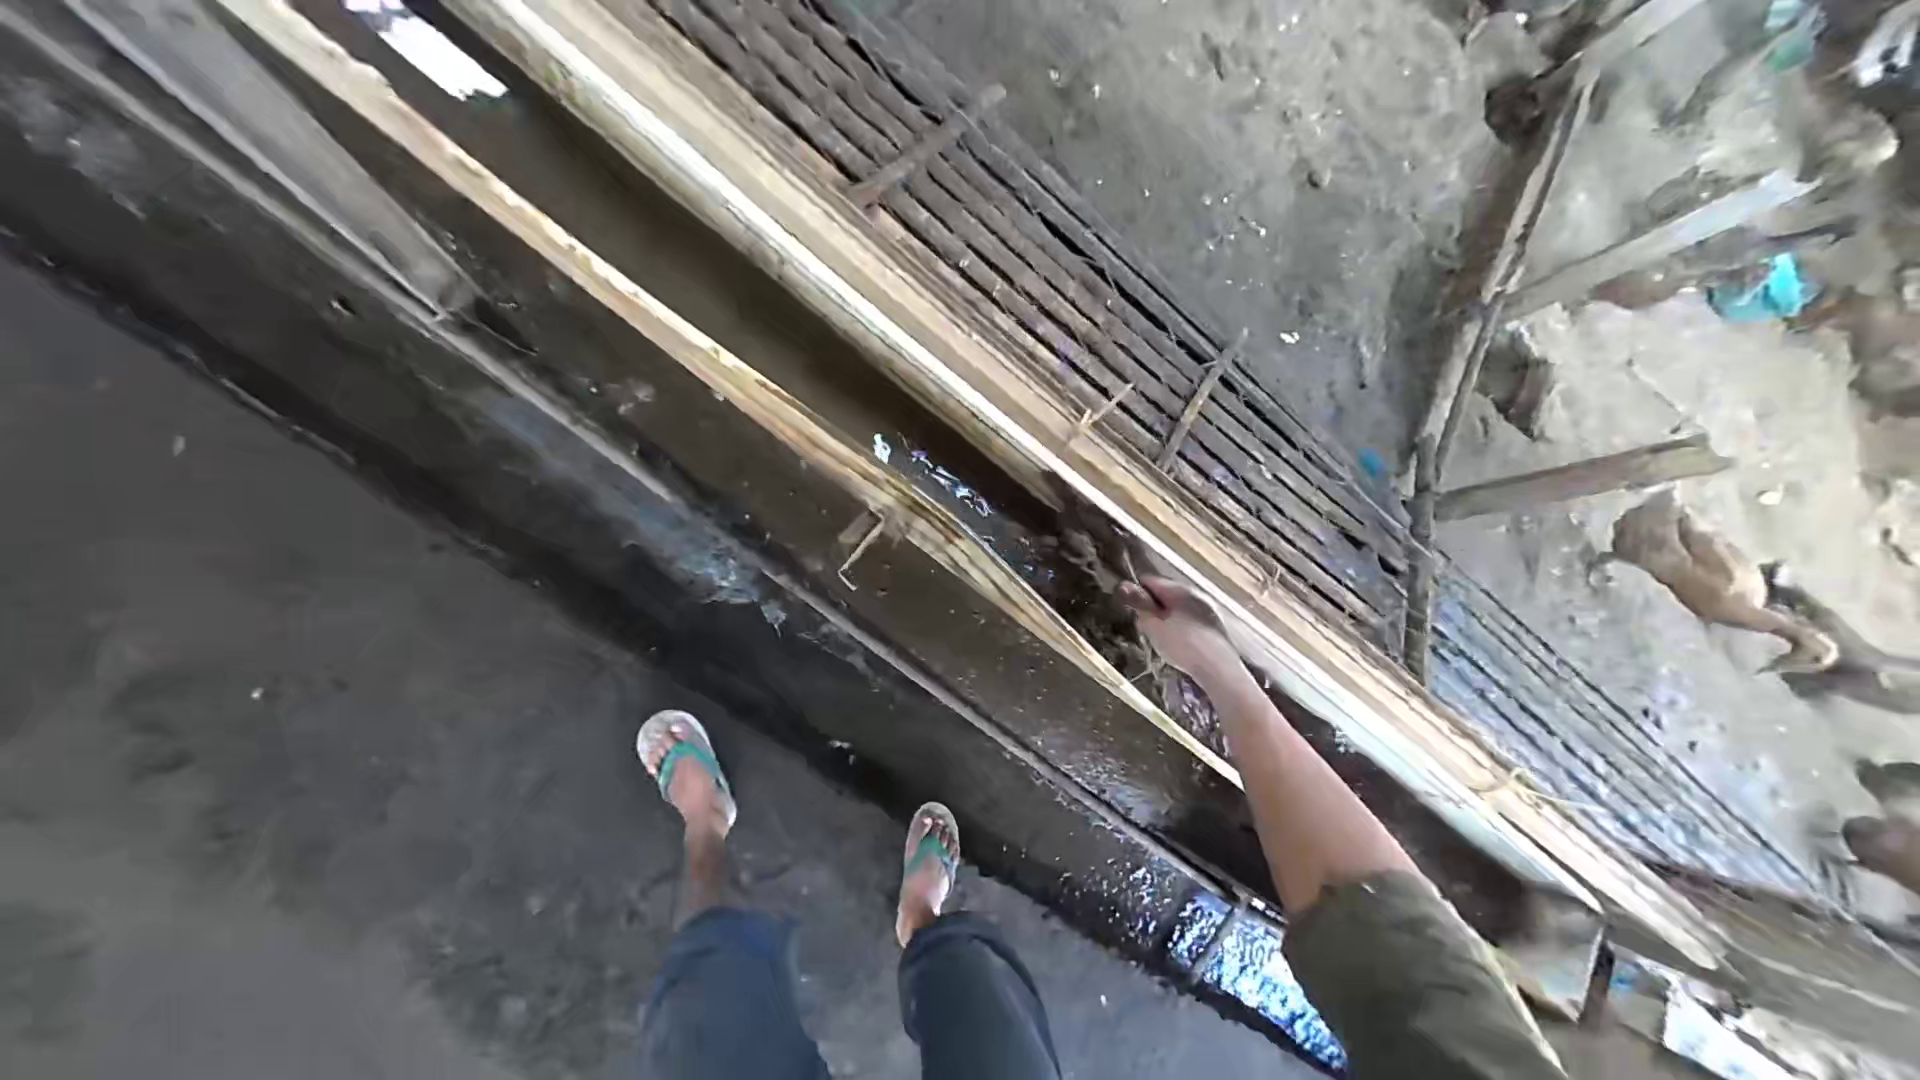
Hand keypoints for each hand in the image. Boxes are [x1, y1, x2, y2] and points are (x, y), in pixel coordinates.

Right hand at [1119, 575, 1240, 683]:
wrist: (1219, 669)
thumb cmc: (1182, 645)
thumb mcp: (1153, 625)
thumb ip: (1139, 604)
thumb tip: (1124, 585)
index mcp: (1178, 589)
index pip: (1148, 580)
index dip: (1136, 594)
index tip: (1134, 613)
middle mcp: (1195, 593)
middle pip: (1164, 593)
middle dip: (1153, 608)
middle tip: (1148, 630)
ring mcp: (1208, 608)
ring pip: (1178, 607)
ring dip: (1167, 619)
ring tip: (1164, 640)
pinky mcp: (1216, 624)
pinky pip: (1191, 618)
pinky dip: (1182, 627)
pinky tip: (1182, 645)